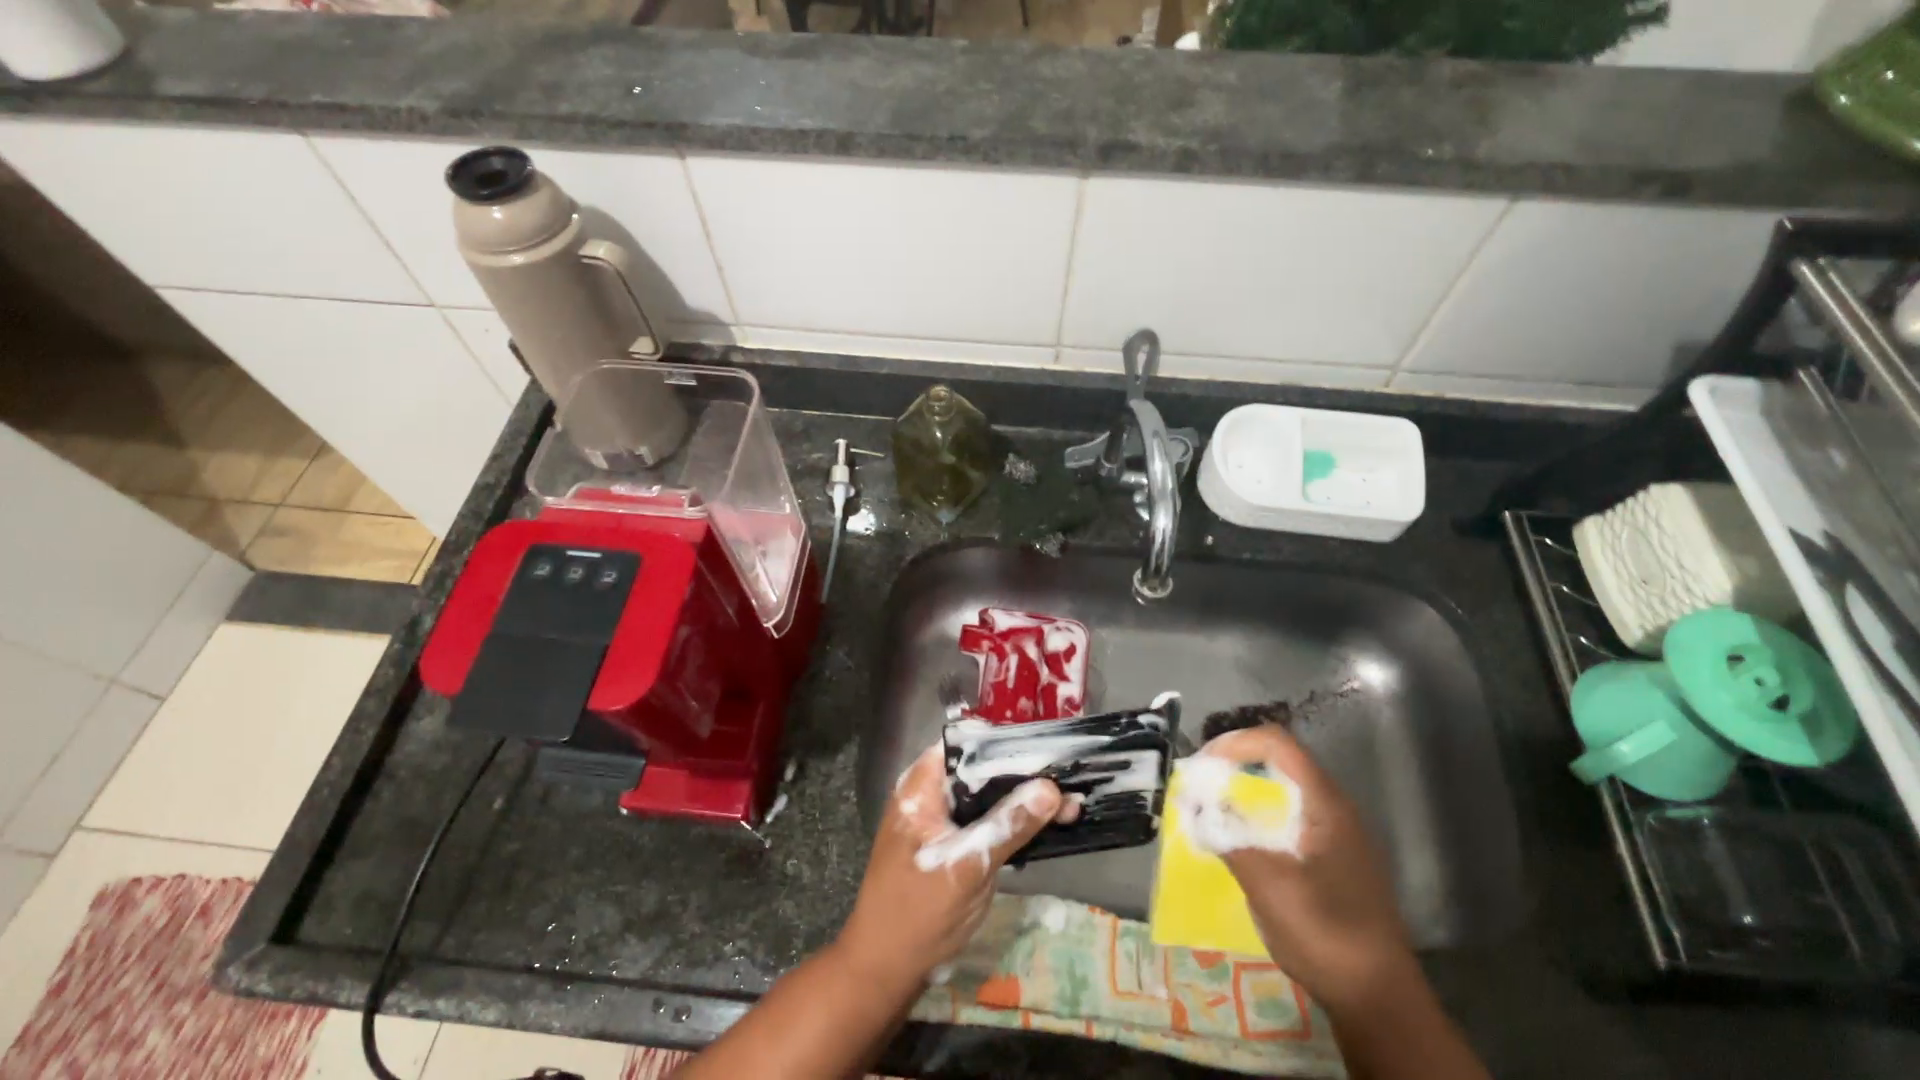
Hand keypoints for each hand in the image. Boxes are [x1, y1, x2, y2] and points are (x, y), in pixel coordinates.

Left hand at [835, 743, 1070, 989]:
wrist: (888, 967)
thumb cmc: (917, 912)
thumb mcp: (967, 866)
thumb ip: (1008, 825)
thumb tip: (1051, 788)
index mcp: (922, 787)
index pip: (968, 745)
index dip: (1008, 743)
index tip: (1051, 747)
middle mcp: (932, 795)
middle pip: (984, 769)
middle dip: (1026, 774)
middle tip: (1072, 775)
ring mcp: (945, 821)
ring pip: (992, 797)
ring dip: (1028, 801)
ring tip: (1074, 802)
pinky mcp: (958, 845)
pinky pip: (992, 822)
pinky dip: (1019, 823)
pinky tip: (1055, 824)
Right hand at [1204, 725, 1416, 1011]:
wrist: (1377, 996)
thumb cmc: (1325, 933)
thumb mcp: (1269, 885)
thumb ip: (1229, 839)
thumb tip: (1194, 807)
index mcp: (1326, 805)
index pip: (1278, 744)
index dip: (1235, 743)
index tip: (1200, 767)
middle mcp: (1334, 811)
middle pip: (1280, 764)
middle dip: (1233, 767)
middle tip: (1197, 789)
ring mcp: (1336, 837)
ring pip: (1283, 794)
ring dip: (1243, 796)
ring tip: (1208, 815)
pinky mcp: (1331, 863)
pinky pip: (1288, 822)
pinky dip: (1257, 821)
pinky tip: (1237, 848)